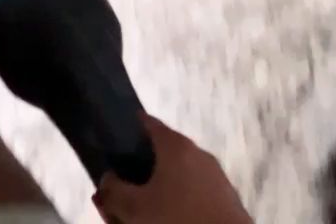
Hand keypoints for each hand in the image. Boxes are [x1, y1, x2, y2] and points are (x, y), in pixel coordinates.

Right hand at [94, 115, 252, 223]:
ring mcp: (216, 177)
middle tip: (123, 192)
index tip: (112, 145)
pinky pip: (195, 194)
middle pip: (161, 153)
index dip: (127, 129)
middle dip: (140, 171)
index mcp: (175, 144)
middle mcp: (197, 152)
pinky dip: (180, 203)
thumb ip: (113, 191)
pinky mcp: (229, 201)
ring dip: (160, 190)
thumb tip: (106, 180)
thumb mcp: (136, 209)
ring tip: (144, 213)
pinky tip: (169, 218)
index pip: (146, 121)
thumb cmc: (180, 220)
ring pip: (178, 177)